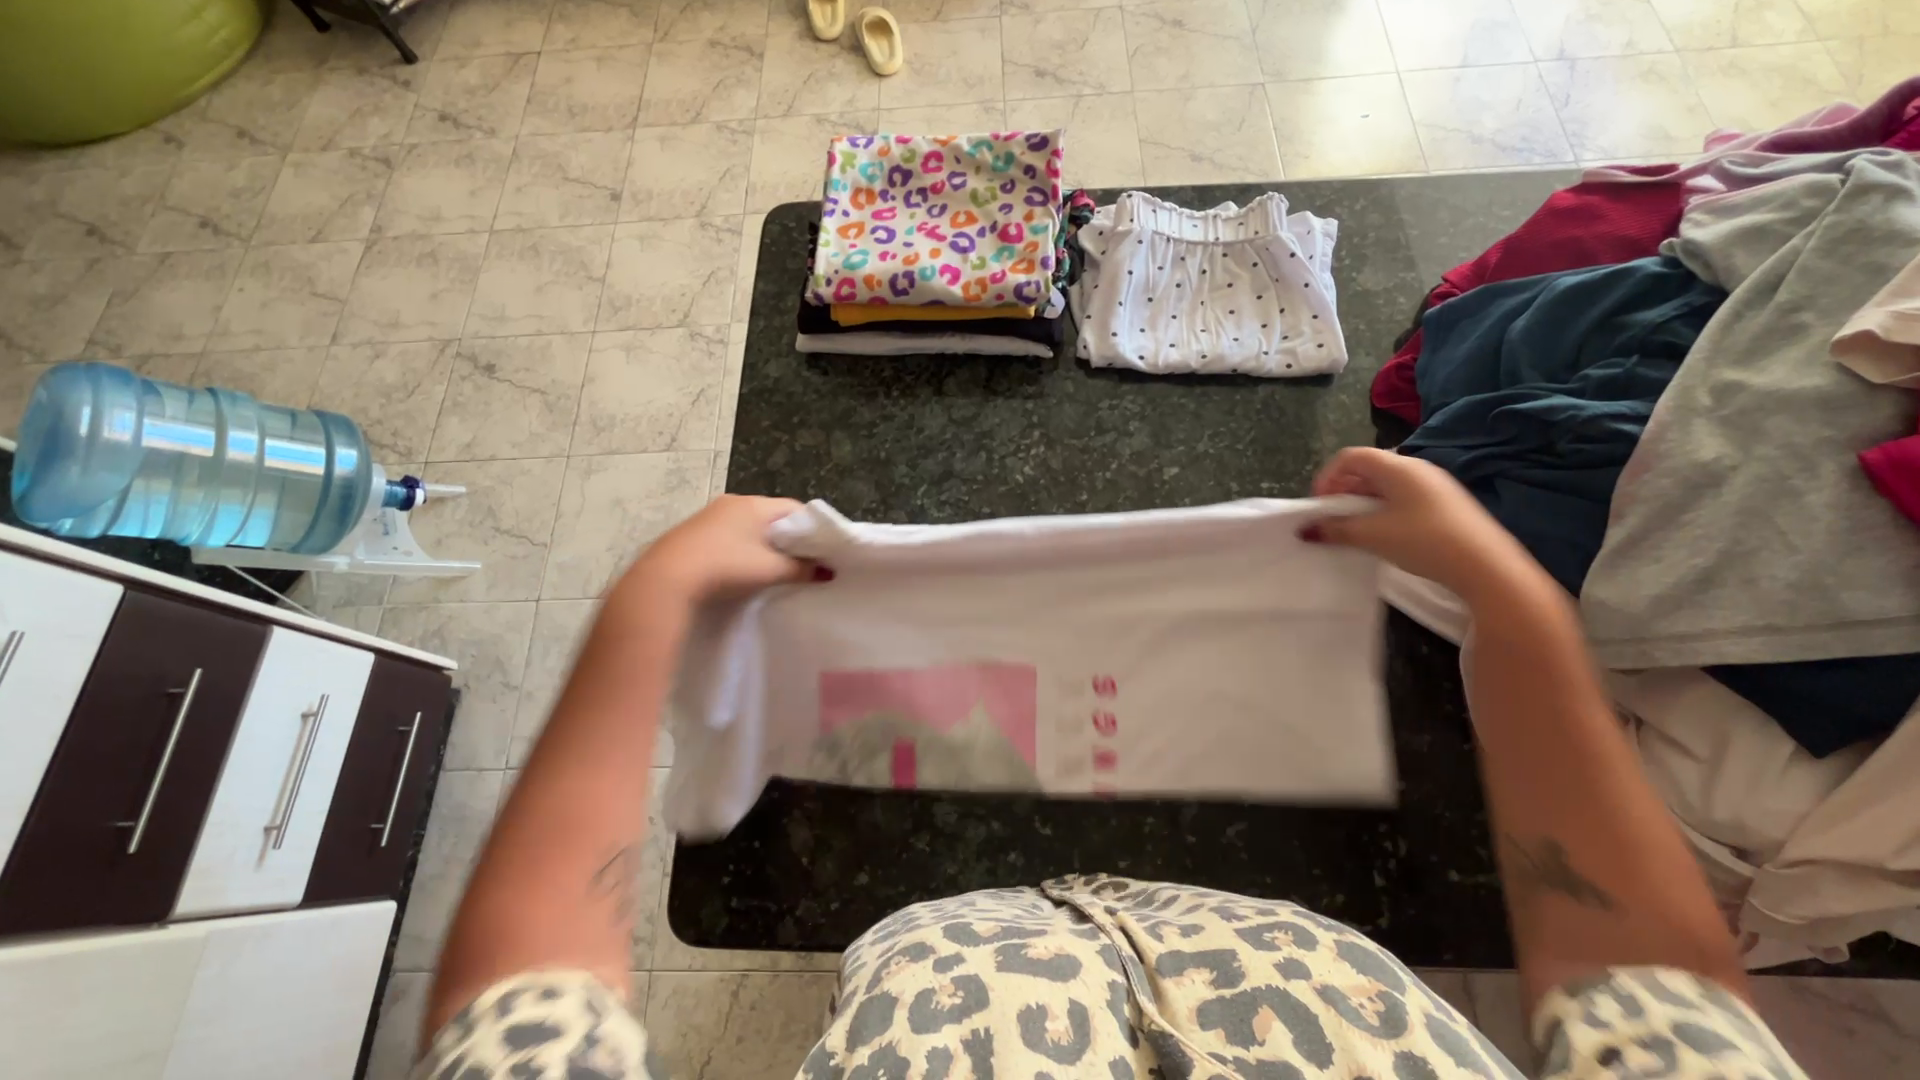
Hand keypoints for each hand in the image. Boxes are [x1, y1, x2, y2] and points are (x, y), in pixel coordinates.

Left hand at [620, 495, 810, 605]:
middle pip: (771, 516)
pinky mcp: (692, 533)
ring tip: (773, 569)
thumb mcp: (771, 570)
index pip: (795, 508)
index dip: (812, 528)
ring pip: (748, 526)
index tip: (821, 551)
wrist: (665, 580)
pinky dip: (741, 549)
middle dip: (788, 538)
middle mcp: (731, 502)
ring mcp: (708, 516)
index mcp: (753, 503)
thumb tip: (827, 572)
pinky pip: (728, 536)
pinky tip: (741, 569)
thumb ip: (802, 569)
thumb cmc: (725, 567)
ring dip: (763, 544)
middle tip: (801, 562)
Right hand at [1306, 447, 1542, 601]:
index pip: (1351, 457)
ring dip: (1362, 503)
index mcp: (1397, 467)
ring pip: (1386, 485)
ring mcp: (1434, 486)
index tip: (1319, 505)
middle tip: (1331, 519)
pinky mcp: (1445, 504)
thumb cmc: (1423, 541)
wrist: (1486, 566)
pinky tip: (1384, 534)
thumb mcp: (1372, 535)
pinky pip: (1403, 497)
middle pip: (1368, 469)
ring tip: (1354, 529)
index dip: (1327, 477)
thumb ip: (1335, 529)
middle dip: (1342, 491)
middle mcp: (1416, 468)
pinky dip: (1383, 510)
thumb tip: (1306, 530)